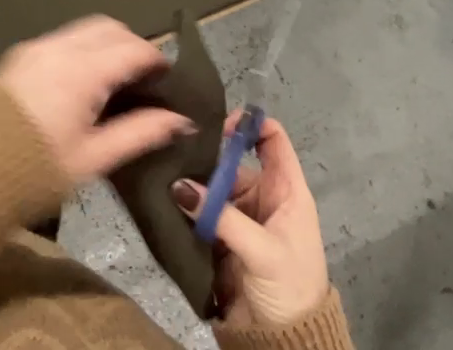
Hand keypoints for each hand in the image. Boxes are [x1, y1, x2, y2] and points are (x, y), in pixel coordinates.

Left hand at [0, 16, 193, 182]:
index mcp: (80, 70)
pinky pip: (62, 40)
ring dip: (108, 46)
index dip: (158, 63)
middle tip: (147, 83)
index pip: (133, 48)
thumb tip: (181, 120)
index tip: (170, 85)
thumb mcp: (93, 160)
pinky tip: (87, 84)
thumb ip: (140, 133)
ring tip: (118, 85)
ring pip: (85, 30)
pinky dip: (84, 50)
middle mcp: (57, 47)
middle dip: (134, 47)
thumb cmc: (34, 173)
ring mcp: (34, 48)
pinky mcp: (18, 57)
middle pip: (110, 28)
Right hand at [172, 113, 329, 327]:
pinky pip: (200, 209)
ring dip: (192, 179)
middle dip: (208, 153)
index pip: (272, 139)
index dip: (250, 124)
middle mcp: (262, 195)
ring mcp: (239, 215)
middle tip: (175, 146)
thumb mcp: (264, 251)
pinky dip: (184, 203)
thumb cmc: (290, 287)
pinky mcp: (219, 235)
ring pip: (212, 184)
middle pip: (233, 159)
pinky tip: (162, 192)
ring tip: (162, 167)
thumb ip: (223, 217)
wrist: (283, 343)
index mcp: (286, 190)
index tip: (219, 124)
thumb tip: (180, 186)